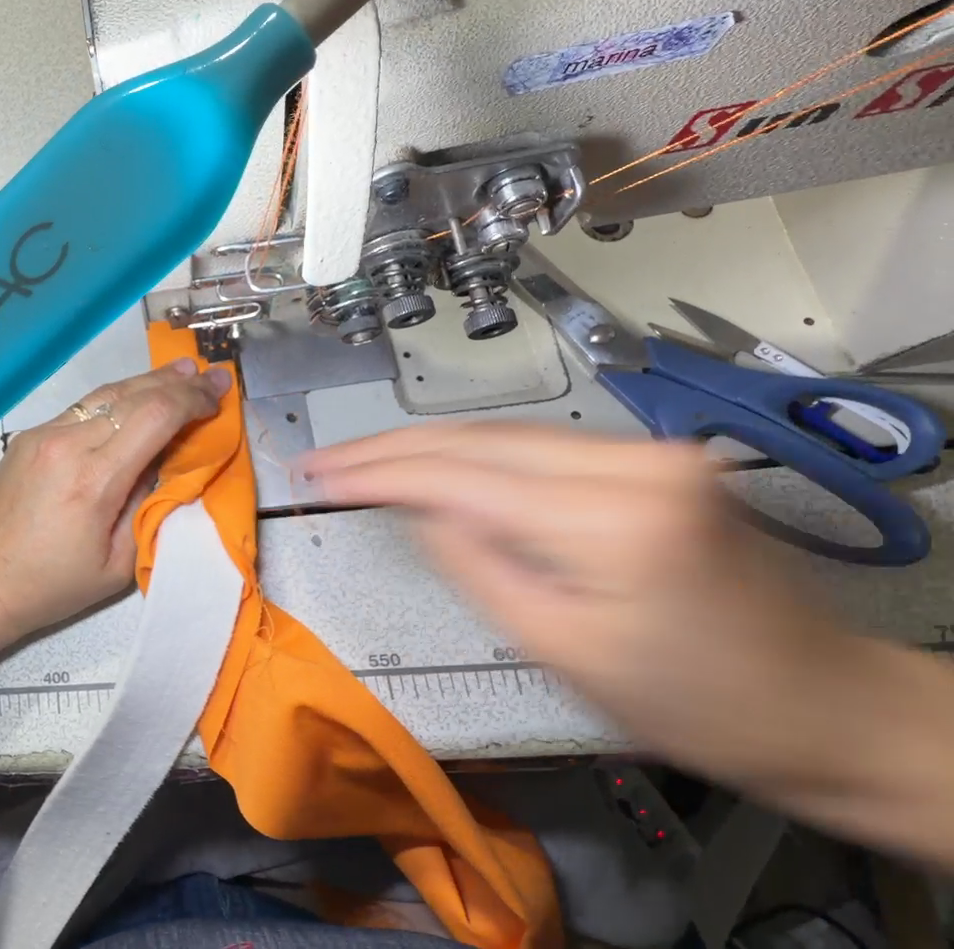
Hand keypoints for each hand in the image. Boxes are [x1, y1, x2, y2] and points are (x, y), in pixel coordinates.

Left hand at [0, 359, 230, 646]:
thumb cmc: (51, 585)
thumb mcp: (118, 565)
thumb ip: (148, 508)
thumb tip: (167, 465)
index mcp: (93, 480)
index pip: (154, 416)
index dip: (192, 401)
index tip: (218, 396)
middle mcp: (66, 444)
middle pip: (131, 395)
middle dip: (177, 383)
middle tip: (211, 375)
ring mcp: (42, 435)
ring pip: (104, 395)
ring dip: (146, 383)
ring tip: (180, 373)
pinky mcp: (27, 437)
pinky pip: (81, 409)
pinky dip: (115, 399)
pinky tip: (134, 399)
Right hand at [298, 423, 862, 785]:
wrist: (824, 707)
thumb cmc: (698, 703)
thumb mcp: (555, 646)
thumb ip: (471, 563)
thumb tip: (419, 510)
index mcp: (612, 519)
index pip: (459, 474)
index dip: (375, 472)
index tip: (318, 474)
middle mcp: (639, 464)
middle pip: (477, 438)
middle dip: (388, 449)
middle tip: (323, 462)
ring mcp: (654, 454)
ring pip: (502, 433)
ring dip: (425, 448)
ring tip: (361, 463)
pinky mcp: (656, 461)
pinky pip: (537, 446)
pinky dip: (473, 455)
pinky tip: (433, 465)